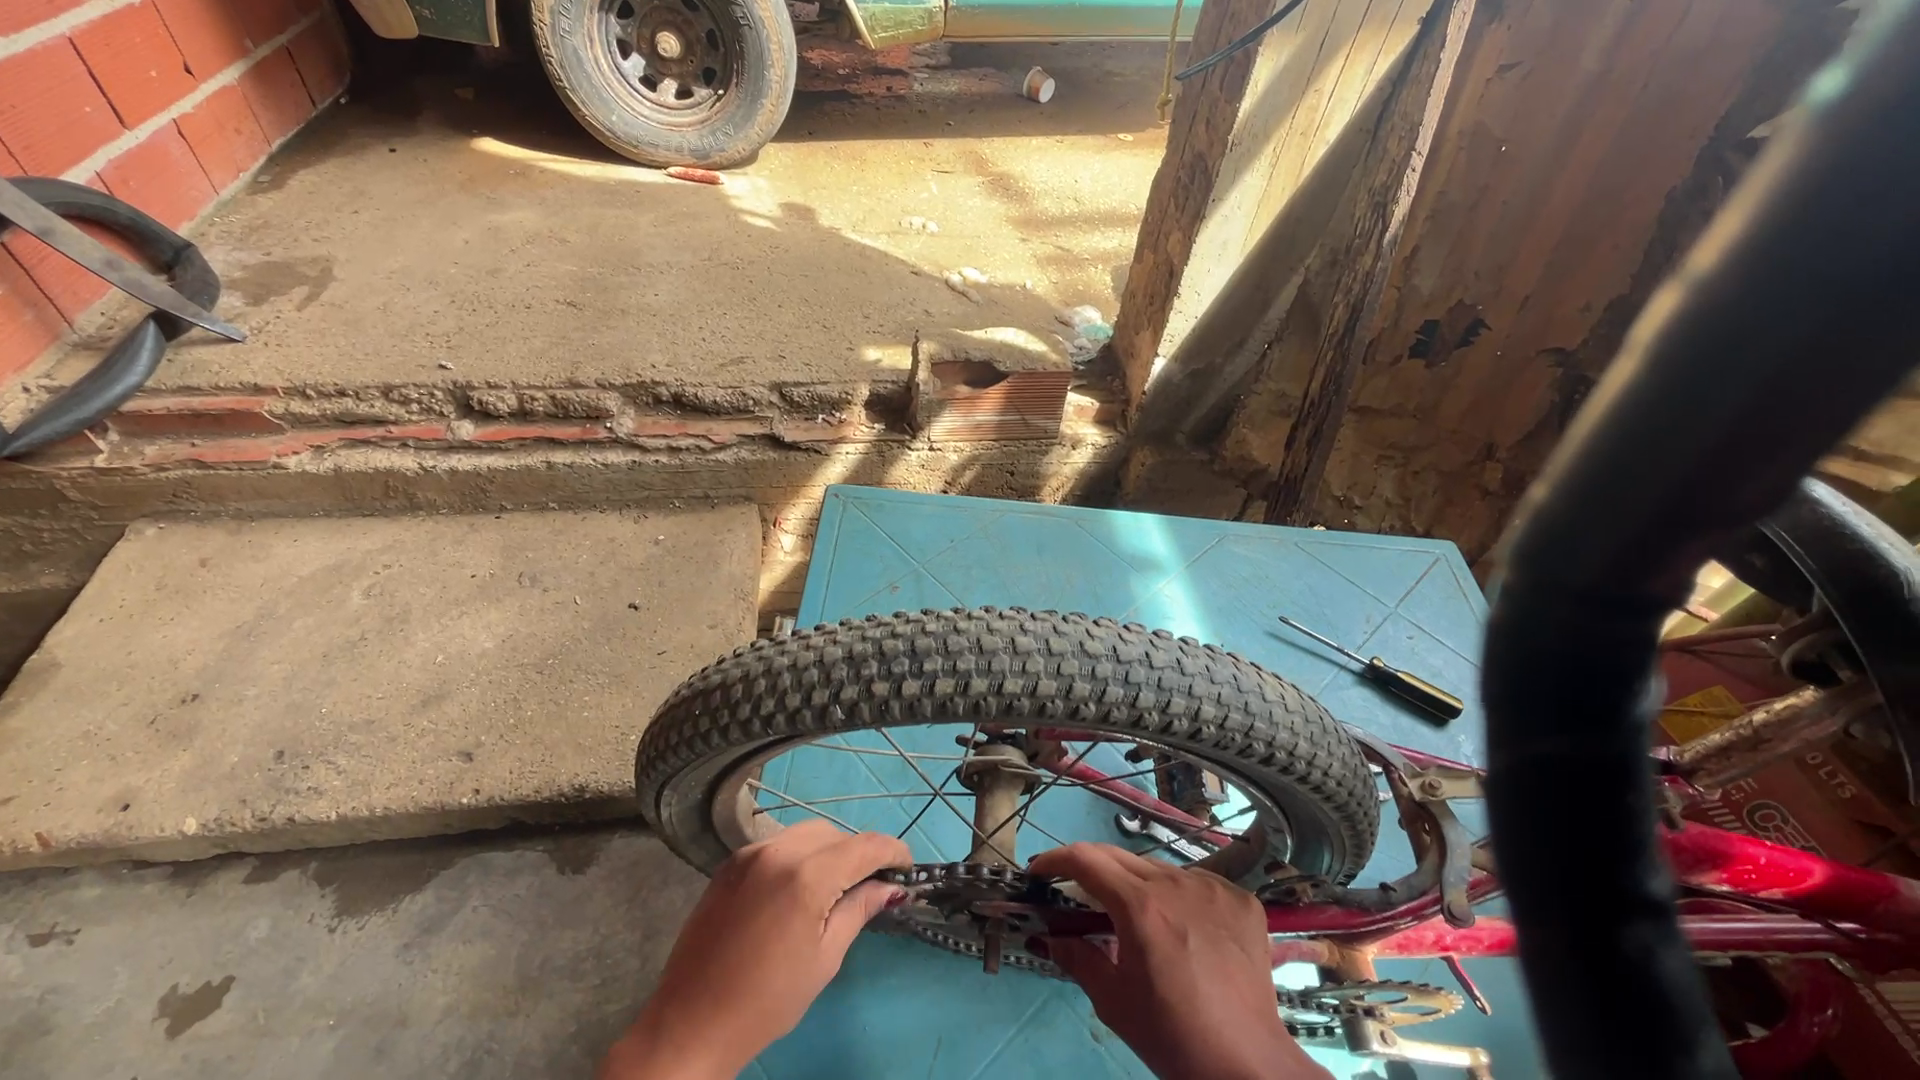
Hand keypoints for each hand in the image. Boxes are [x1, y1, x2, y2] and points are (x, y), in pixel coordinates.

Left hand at [600, 821, 911, 1079]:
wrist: (691, 1022)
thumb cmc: (767, 1000)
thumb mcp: (825, 958)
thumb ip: (858, 910)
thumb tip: (891, 887)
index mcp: (806, 876)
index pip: (865, 845)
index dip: (893, 852)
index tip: (907, 869)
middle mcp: (776, 851)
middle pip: (833, 833)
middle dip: (857, 853)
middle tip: (869, 886)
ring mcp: (747, 855)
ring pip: (803, 834)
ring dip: (827, 852)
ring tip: (832, 889)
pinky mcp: (728, 865)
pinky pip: (775, 846)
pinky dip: (797, 857)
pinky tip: (796, 890)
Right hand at [1028, 843, 1329, 1079]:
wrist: (1245, 1062)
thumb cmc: (1171, 1035)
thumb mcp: (1112, 1000)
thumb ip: (1077, 957)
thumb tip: (1050, 937)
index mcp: (1140, 906)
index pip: (1085, 860)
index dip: (1055, 859)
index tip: (1039, 871)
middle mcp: (1177, 884)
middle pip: (1121, 858)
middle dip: (1091, 869)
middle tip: (1077, 892)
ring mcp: (1214, 888)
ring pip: (1161, 871)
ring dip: (1138, 885)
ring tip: (1136, 919)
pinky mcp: (1241, 900)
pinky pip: (1199, 885)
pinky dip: (1180, 898)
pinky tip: (1183, 929)